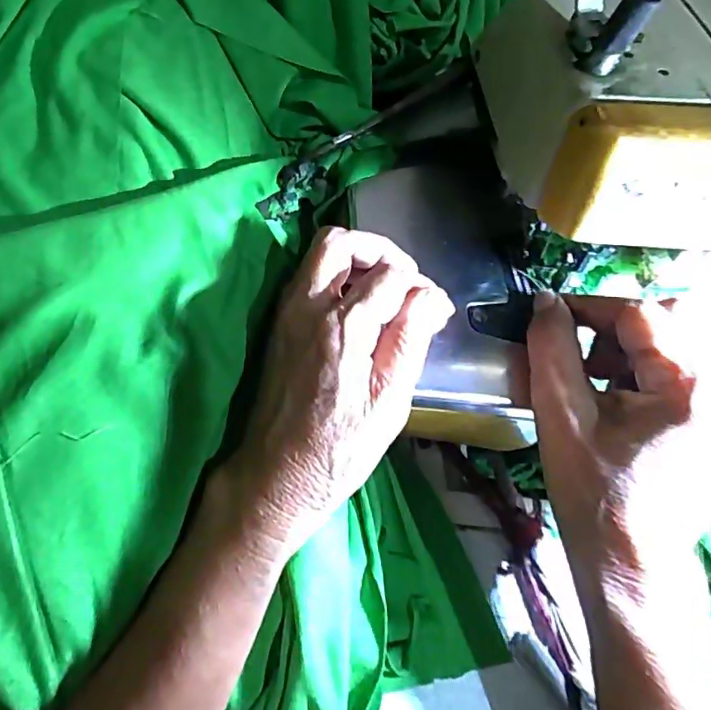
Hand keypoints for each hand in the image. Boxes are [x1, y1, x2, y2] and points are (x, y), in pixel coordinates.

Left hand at [222, 227, 454, 559]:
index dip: (420, 285)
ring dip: (355, 259)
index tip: (434, 309)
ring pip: (318, 254)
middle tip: (404, 280)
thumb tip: (431, 296)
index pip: (388, 274)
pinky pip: (307, 276)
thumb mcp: (389, 401)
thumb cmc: (339, 447)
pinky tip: (358, 307)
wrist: (277, 469)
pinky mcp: (278, 320)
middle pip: (338, 241)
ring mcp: (286, 310)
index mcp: (342, 326)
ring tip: (385, 293)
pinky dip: (335, 276)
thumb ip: (409, 340)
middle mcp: (307, 306)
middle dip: (378, 249)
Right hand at [523, 293, 710, 579]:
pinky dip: (665, 368)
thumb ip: (551, 345)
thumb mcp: (559, 411)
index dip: (588, 307)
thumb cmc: (592, 484)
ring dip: (642, 346)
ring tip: (608, 381)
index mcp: (693, 388)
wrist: (632, 552)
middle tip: (585, 360)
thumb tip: (547, 300)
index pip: (641, 313)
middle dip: (619, 327)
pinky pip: (708, 368)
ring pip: (691, 340)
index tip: (551, 317)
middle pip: (675, 320)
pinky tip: (636, 400)